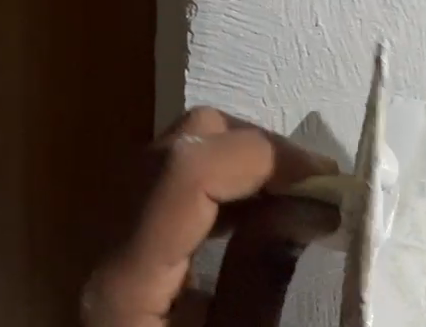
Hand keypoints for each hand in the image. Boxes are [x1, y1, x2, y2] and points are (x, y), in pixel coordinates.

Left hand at [83, 107, 341, 326]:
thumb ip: (262, 280)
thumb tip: (309, 205)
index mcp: (125, 281)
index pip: (187, 171)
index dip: (261, 155)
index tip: (324, 178)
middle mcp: (102, 238)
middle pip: (178, 144)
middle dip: (255, 150)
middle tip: (313, 187)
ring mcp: (102, 231)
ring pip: (174, 151)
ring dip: (237, 161)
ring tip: (292, 197)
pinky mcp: (114, 238)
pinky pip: (167, 181)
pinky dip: (216, 181)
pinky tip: (253, 216)